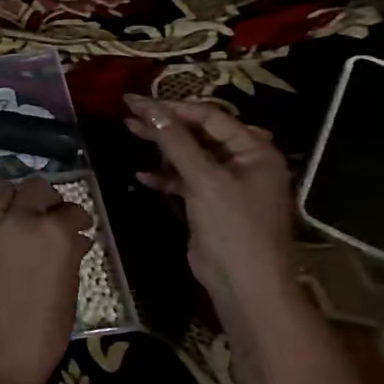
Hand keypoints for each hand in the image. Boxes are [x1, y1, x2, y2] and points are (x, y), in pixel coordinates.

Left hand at [0, 177, 93, 383]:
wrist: (0, 346)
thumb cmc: (46, 325)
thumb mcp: (68, 287)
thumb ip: (70, 255)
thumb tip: (77, 239)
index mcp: (54, 232)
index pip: (72, 210)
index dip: (80, 218)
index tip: (82, 226)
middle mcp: (22, 219)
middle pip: (35, 187)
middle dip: (49, 196)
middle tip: (54, 213)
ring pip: (4, 189)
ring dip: (17, 196)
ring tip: (25, 212)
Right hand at [125, 96, 295, 310]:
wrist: (244, 281)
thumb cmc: (233, 227)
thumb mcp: (204, 180)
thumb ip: (177, 144)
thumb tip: (151, 110)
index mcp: (254, 150)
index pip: (210, 117)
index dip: (173, 108)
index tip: (138, 102)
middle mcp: (244, 162)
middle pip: (200, 134)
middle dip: (165, 125)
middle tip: (129, 115)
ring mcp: (228, 184)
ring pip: (190, 156)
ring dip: (162, 149)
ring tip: (131, 134)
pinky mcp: (211, 204)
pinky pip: (186, 181)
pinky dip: (165, 177)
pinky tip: (142, 176)